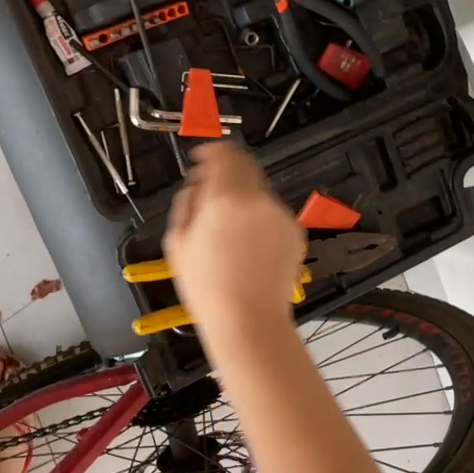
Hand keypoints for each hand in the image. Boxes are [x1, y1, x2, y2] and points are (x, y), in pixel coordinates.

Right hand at [163, 142, 305, 336]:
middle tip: (212, 188)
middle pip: (246, 166)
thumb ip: (187, 201)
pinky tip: (248, 245)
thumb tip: (198, 183)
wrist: (249, 321)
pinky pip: (272, 214)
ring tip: (228, 228)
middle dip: (228, 170)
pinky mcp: (295, 232)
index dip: (211, 151)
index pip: (224, 154)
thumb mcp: (178, 242)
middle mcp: (258, 199)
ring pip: (260, 192)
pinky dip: (260, 218)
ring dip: (244, 197)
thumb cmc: (206, 287)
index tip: (202, 158)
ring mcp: (280, 215)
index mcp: (226, 197)